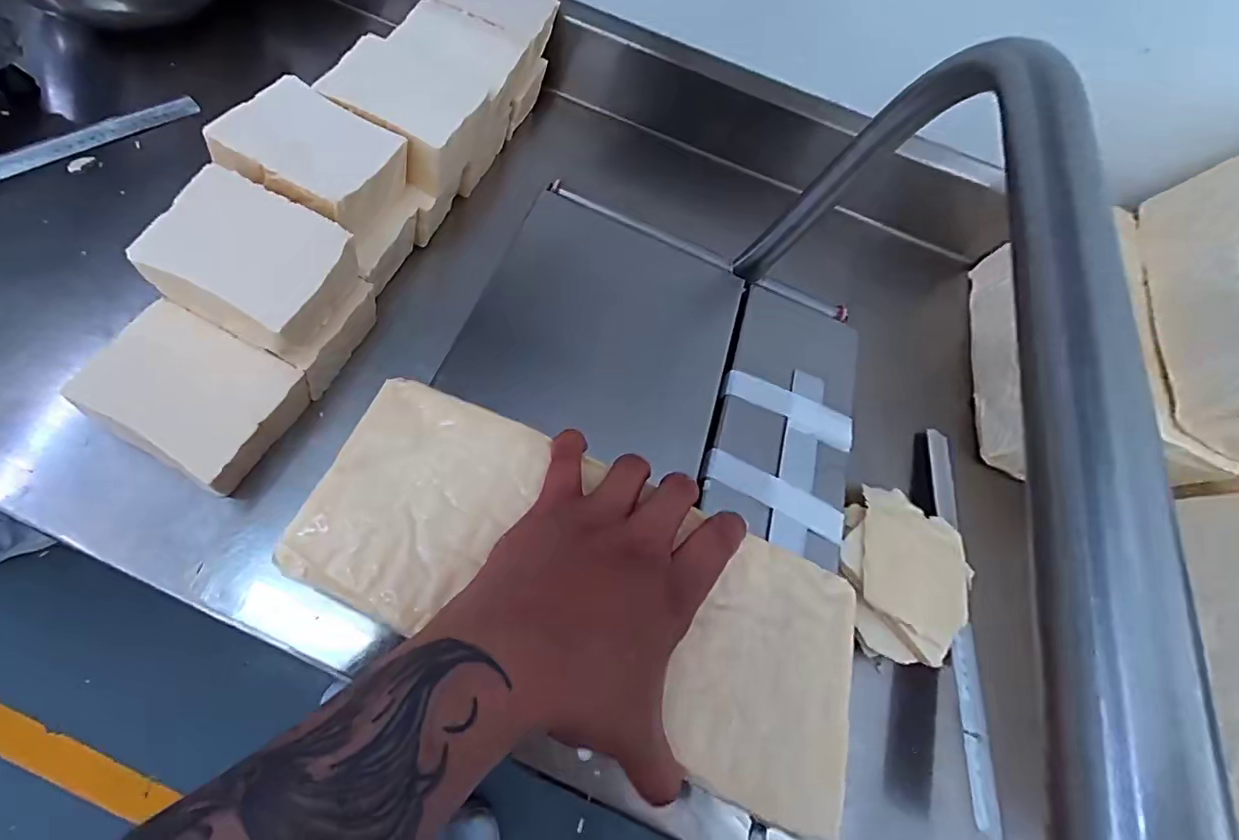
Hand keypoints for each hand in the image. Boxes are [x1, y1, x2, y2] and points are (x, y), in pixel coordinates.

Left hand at [417, 429, 747, 805]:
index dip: (728, 529)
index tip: (728, 524)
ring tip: (632, 480)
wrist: (510, 655)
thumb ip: (658, 763)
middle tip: (673, 502)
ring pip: (630, 472)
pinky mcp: (549, 509)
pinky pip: (564, 463)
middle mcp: (639, 547)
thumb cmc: (578, 693)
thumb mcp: (631, 737)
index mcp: (671, 594)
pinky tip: (571, 440)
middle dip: (681, 493)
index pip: (717, 545)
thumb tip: (672, 798)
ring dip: (636, 472)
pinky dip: (569, 447)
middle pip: (676, 495)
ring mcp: (593, 521)